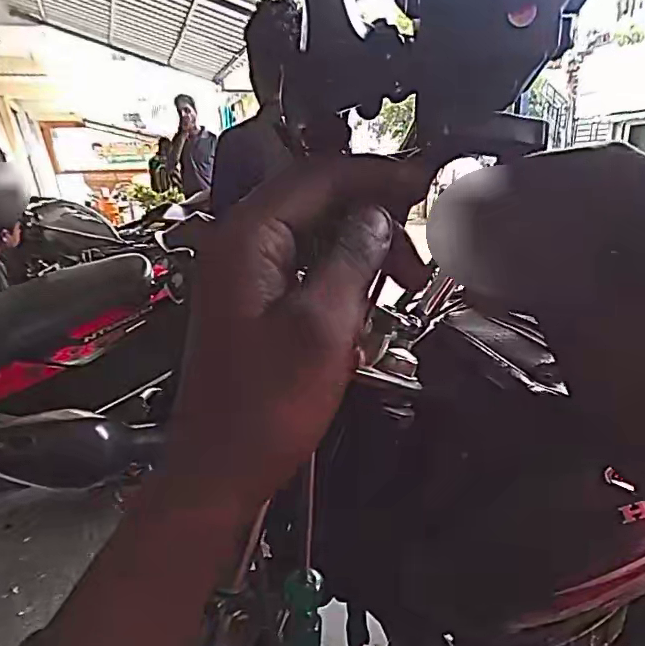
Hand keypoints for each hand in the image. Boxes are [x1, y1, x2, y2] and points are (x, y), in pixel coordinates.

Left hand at [163, 155, 427, 510]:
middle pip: (317, 203)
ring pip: (316, 239)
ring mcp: (246, 281)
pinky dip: (344, 278)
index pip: (320, 177)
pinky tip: (368, 299)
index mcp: (246, 243)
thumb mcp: (323, 327)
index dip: (378, 176)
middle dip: (375, 218)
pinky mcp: (258, 309)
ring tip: (401, 279)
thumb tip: (376, 218)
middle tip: (416, 244)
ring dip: (363, 252)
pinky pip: (308, 272)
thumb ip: (354, 260)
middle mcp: (239, 252)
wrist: (224, 469)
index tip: (420, 183)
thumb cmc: (259, 413)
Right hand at [430, 143, 644, 645]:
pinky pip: (632, 254)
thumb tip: (470, 216)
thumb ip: (528, 262)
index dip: (536, 179)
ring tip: (511, 253)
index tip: (484, 196)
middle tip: (489, 226)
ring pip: (619, 223)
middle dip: (544, 205)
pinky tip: (551, 279)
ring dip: (561, 230)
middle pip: (614, 191)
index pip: (606, 170)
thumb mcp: (581, 325)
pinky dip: (585, 258)